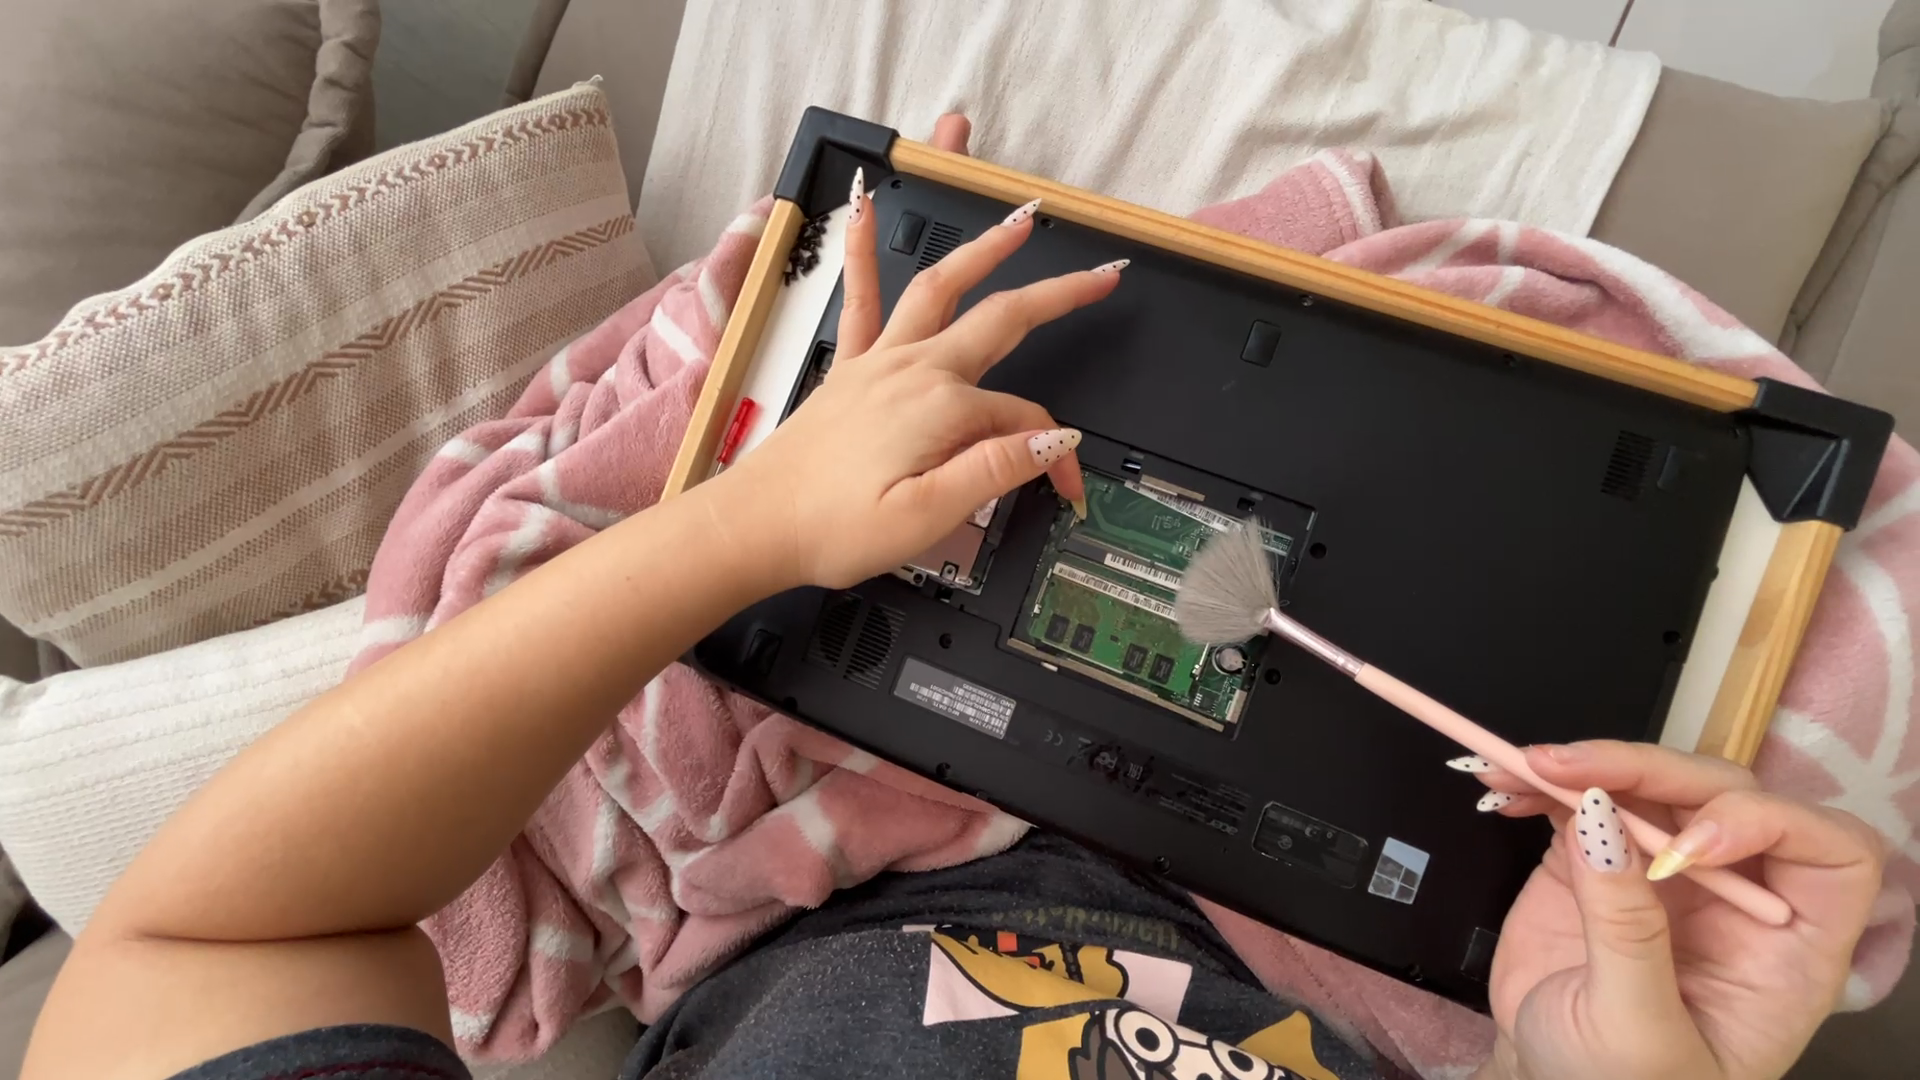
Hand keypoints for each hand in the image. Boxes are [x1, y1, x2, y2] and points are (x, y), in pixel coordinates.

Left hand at [715, 115, 1120, 588]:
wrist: (758, 525)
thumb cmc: (833, 529)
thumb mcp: (925, 517)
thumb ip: (993, 470)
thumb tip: (1052, 440)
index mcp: (942, 410)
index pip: (1026, 425)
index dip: (1055, 456)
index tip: (1066, 491)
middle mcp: (915, 371)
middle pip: (1003, 322)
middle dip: (1059, 297)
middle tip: (1100, 277)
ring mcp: (881, 362)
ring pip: (942, 289)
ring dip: (984, 251)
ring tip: (1019, 220)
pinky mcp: (851, 369)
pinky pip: (861, 298)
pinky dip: (866, 250)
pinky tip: (865, 208)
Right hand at [1463, 741, 1885, 1079]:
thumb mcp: (1636, 1028)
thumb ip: (1626, 929)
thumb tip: (1595, 819)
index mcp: (1783, 946)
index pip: (1823, 853)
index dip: (1763, 825)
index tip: (1679, 842)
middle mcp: (1728, 894)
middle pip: (1715, 794)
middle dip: (1637, 768)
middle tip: (1554, 766)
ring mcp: (1651, 870)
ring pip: (1636, 783)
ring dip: (1572, 765)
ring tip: (1508, 765)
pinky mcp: (1585, 858)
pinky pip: (1569, 798)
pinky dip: (1529, 783)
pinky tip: (1495, 789)